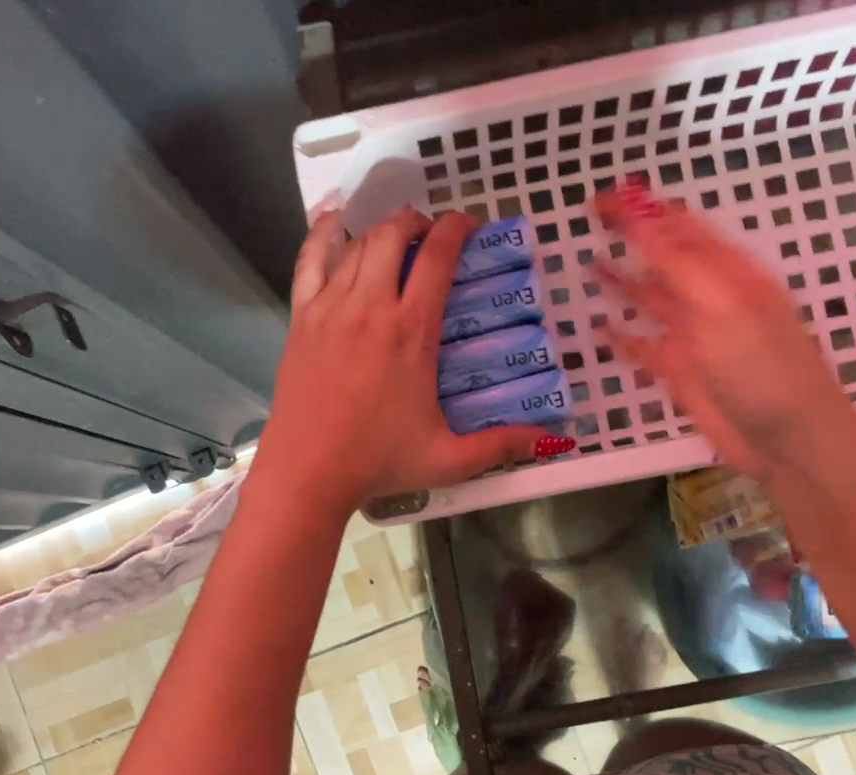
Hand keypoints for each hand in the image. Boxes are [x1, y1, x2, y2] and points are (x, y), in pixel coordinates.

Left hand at [251, 209, 550, 516]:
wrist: (308, 472)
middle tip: (430, 235)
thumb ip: (502, 446)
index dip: (457, 229)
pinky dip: (324, 234)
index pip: (438, 258)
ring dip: (380, 230)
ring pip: (356, 244)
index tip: (470, 224)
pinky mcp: (301, 318)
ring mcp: (331, 308)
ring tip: (396, 237)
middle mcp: (371, 307)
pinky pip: (310, 260)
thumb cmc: (380, 463)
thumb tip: (554, 440)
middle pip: (393, 235)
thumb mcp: (449, 459)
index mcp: (412, 332)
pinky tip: (334, 222)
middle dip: (416, 222)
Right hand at [594, 182, 844, 478]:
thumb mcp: (723, 307)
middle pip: (664, 255)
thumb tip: (641, 217)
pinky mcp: (681, 371)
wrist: (786, 438)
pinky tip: (599, 327)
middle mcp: (709, 297)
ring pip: (651, 298)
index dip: (644, 208)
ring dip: (623, 280)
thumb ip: (680, 264)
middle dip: (631, 234)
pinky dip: (622, 336)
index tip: (603, 196)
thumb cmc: (764, 368)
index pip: (680, 226)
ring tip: (589, 262)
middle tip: (592, 216)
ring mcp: (693, 335)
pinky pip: (644, 346)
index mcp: (728, 272)